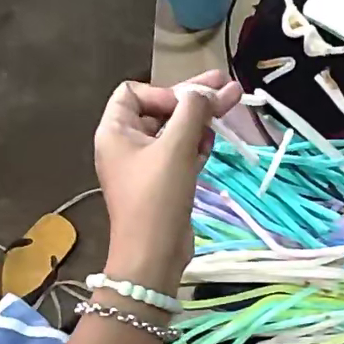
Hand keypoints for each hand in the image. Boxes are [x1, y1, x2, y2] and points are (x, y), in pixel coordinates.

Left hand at [94, 70, 242, 295]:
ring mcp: (144, 167)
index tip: (191, 105)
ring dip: (198, 124)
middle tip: (228, 89)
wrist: (154, 255)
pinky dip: (195, 147)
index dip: (164, 92)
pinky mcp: (162, 184)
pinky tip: (212, 144)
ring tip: (226, 116)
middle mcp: (125, 145)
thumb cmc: (158, 197)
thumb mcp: (176, 148)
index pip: (134, 92)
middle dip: (193, 102)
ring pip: (173, 134)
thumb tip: (208, 90)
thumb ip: (193, 111)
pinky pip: (178, 155)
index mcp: (114, 131)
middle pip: (160, 111)